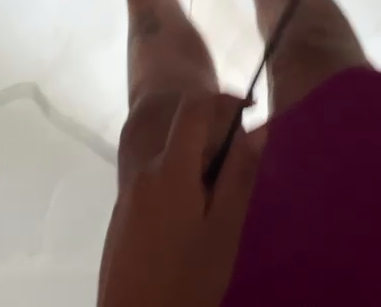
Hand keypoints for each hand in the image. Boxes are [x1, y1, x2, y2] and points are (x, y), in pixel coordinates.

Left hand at [98, 92, 263, 306]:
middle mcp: (144, 173)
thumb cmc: (186, 281)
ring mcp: (129, 195)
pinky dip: (180, 190)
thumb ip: (239, 175)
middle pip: (183, 137)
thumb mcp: (223, 230)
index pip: (194, 108)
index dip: (224, 99)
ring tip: (220, 213)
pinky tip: (193, 231)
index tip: (252, 109)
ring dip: (198, 171)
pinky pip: (157, 186)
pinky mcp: (123, 218)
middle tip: (241, 179)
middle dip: (215, 145)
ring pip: (171, 163)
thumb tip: (257, 129)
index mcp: (170, 169)